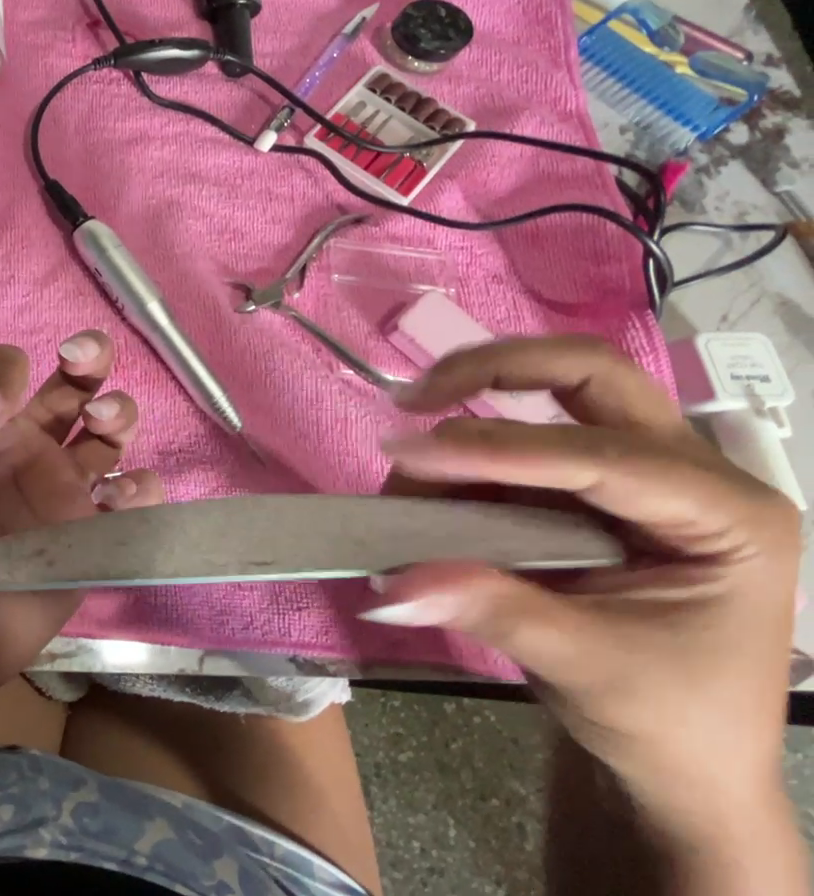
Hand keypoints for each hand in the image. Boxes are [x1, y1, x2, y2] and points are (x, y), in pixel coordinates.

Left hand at [0, 308, 165, 720]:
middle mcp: (23, 454)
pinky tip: (118, 495)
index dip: (6, 374)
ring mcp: (60, 498)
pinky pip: (132, 505)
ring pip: (109, 436)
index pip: (7, 372)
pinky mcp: (89, 546)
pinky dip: (141, 490)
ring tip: (101, 425)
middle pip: (72, 389)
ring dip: (119, 414)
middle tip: (83, 360)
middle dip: (89, 361)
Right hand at [362, 336, 800, 817]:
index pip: (610, 457)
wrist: (677, 753)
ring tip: (405, 469)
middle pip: (594, 378)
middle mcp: (691, 475)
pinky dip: (460, 460)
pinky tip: (421, 491)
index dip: (506, 448)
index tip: (412, 455)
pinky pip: (515, 447)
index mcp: (729, 518)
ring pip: (554, 395)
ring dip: (469, 417)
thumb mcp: (586, 666)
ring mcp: (637, 476)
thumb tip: (395, 580)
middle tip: (413, 397)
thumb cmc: (664, 715)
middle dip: (498, 371)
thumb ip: (494, 611)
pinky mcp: (586, 489)